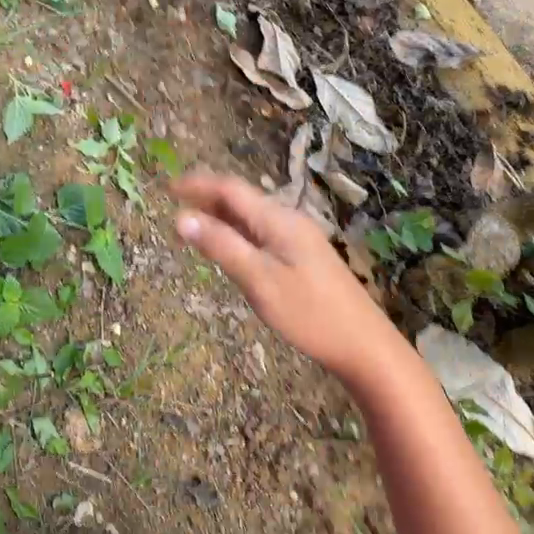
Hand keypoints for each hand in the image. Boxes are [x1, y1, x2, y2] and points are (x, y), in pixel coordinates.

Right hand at [172, 173, 404, 385]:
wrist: (367, 348)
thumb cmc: (309, 314)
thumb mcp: (258, 280)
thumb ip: (220, 245)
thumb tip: (180, 218)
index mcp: (277, 220)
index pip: (229, 189)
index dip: (197, 184)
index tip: (167, 189)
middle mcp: (288, 221)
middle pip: (240, 199)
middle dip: (205, 200)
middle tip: (174, 211)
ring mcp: (298, 239)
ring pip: (250, 218)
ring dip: (219, 217)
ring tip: (192, 230)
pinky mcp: (303, 258)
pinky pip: (261, 233)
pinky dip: (235, 234)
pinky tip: (227, 250)